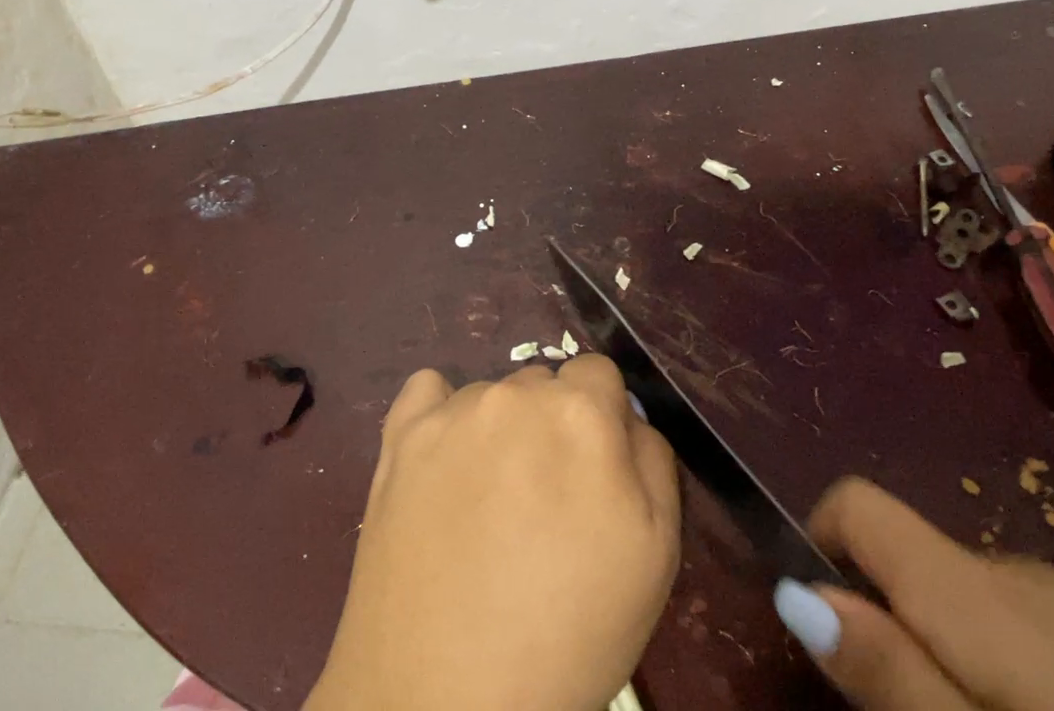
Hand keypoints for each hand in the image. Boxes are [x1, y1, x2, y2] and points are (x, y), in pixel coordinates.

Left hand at [305, 357, 679, 710]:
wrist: (446, 696)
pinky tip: (445, 463)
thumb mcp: (656, 553)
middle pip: (544, 385)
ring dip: (499, 429)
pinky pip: (429, 392)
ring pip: (491, 396)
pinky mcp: (397, 439)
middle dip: (552, 426)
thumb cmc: (569, 631)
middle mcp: (513, 394)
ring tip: (488, 503)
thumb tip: (627, 420)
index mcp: (581, 414)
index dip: (602, 423)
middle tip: (544, 501)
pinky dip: (442, 415)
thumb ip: (652, 461)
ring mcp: (449, 414)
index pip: (599, 376)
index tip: (592, 475)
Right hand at [774, 478, 1053, 710]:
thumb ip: (889, 671)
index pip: (854, 503)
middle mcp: (1012, 571)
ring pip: (966, 601)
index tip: (818, 629)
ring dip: (944, 652)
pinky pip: (1027, 626)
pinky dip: (1005, 667)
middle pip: (905, 563)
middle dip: (880, 625)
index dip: (814, 547)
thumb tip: (793, 591)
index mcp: (967, 588)